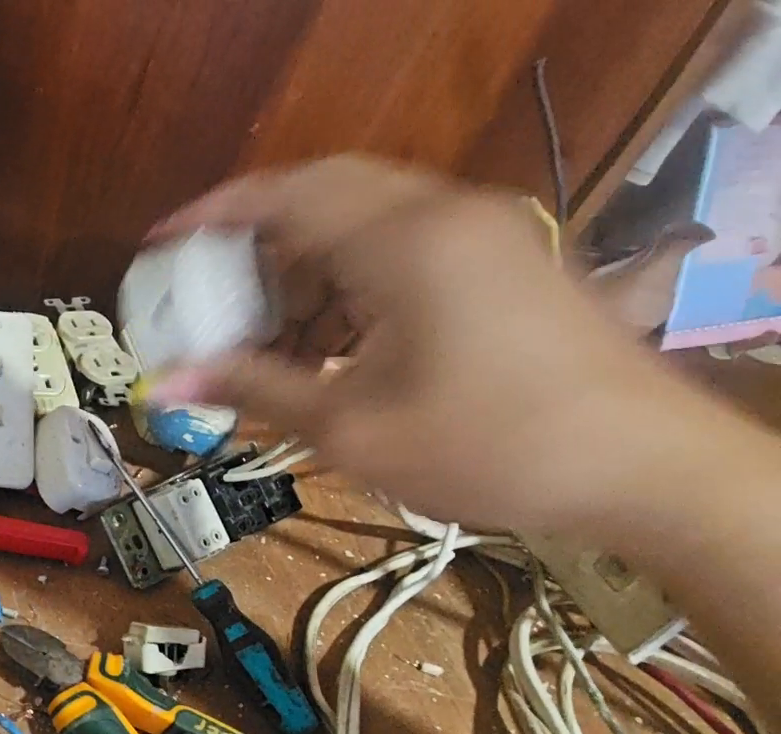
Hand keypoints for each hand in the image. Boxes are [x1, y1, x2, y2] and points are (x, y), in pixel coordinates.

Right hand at [149, 155, 720, 534]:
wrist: (644, 468)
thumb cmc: (486, 447)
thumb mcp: (347, 424)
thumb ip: (251, 389)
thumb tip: (163, 387)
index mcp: (404, 243)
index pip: (287, 196)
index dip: (211, 216)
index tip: (158, 244)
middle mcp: (444, 216)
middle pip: (323, 195)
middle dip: (252, 240)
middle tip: (202, 289)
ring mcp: (481, 234)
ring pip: (361, 220)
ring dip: (299, 265)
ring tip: (255, 327)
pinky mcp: (500, 261)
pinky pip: (399, 245)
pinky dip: (344, 279)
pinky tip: (320, 335)